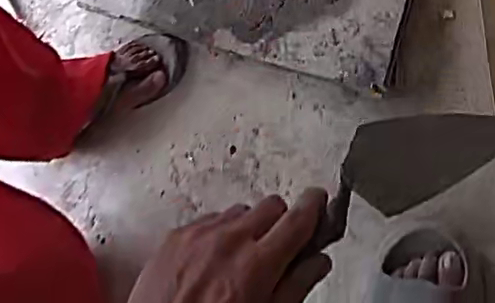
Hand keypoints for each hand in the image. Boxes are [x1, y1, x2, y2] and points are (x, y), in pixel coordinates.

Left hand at [128, 189, 332, 302]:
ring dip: (245, 230)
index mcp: (256, 267)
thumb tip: (320, 259)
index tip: (318, 209)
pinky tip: (206, 267)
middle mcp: (230, 241)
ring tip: (232, 264)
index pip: (302, 213)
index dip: (315, 207)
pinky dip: (216, 236)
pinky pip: (210, 220)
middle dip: (277, 225)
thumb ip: (295, 289)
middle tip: (270, 254)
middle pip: (274, 205)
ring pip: (242, 211)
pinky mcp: (175, 237)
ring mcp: (200, 235)